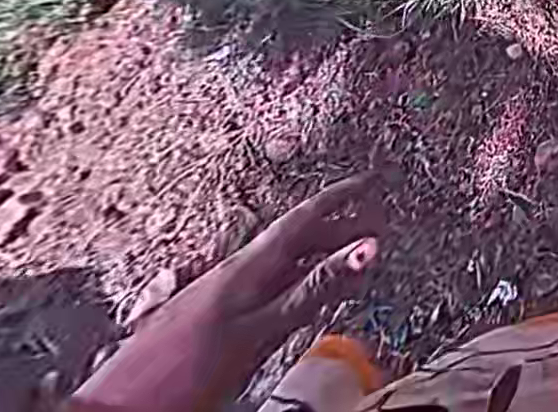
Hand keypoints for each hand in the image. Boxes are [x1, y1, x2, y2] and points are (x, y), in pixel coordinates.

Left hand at [68, 176, 381, 411]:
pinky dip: (294, 278)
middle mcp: (236, 269)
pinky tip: (298, 295)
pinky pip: (265, 282)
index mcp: (250, 265)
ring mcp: (219, 290)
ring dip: (318, 255)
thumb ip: (314, 289)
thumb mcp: (261, 331)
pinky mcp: (207, 314)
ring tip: (346, 262)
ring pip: (282, 261)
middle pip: (297, 237)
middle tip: (373, 232)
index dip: (341, 195)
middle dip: (339, 229)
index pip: (306, 216)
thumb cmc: (184, 376)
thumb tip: (367, 248)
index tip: (370, 180)